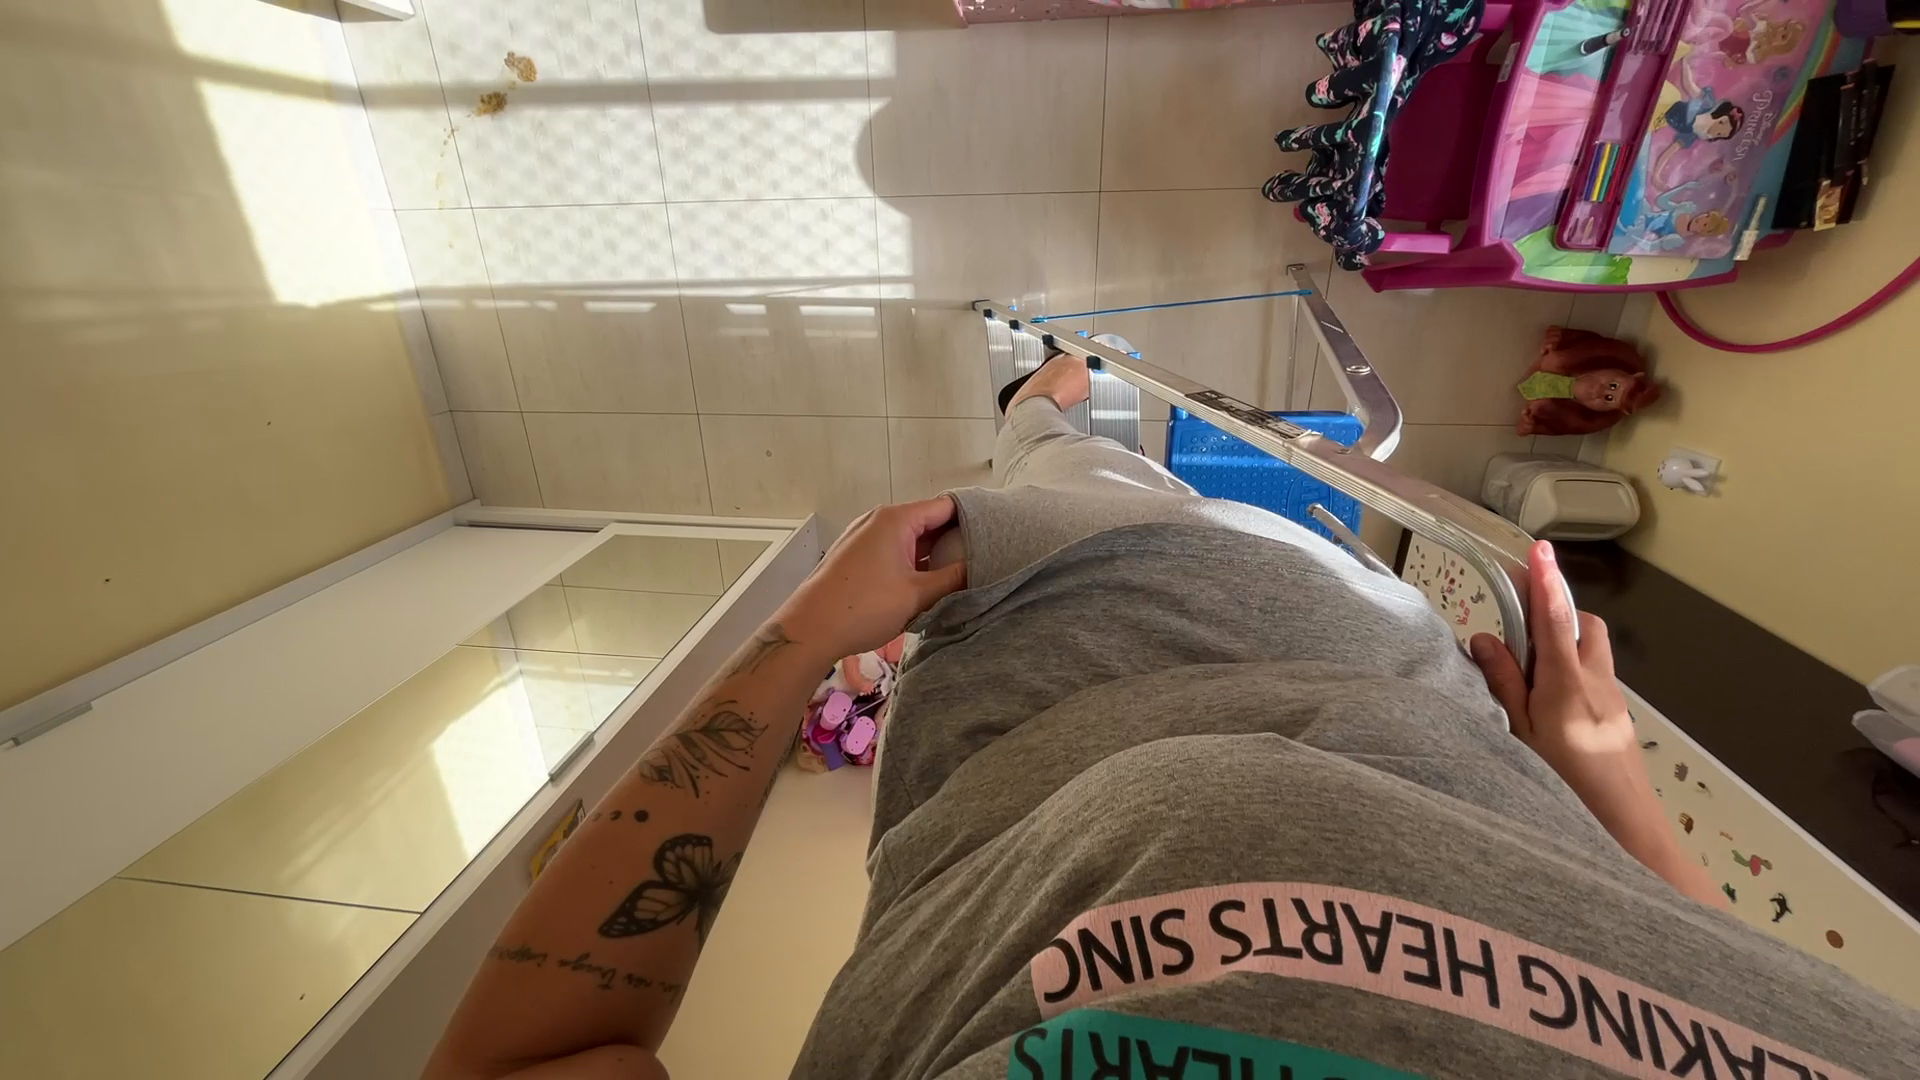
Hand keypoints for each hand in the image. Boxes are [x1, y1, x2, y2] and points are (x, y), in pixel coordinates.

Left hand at [774, 497, 967, 660]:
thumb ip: (954, 579)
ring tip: (960, 573)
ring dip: (932, 554)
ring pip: (910, 538)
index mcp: (895, 519)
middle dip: (954, 539)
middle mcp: (878, 520)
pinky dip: (913, 562)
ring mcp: (864, 537)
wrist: (809, 630)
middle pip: (928, 521)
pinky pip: (894, 550)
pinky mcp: (856, 556)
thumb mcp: (917, 595)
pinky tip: (927, 583)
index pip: (946, 507)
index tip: (997, 535)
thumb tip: (983, 569)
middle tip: (984, 559)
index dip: (973, 518)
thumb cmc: (863, 608)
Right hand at [1468, 541, 1640, 804]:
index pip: (1555, 618)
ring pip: (1590, 649)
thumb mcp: (1520, 732)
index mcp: (1567, 681)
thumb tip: (1485, 638)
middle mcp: (1596, 681)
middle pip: (1584, 626)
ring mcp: (1611, 698)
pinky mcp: (1615, 714)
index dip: (1547, 581)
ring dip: (1562, 639)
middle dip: (1556, 610)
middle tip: (1518, 621)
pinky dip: (1566, 667)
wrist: (1626, 827)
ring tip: (1525, 664)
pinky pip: (1590, 674)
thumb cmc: (1565, 781)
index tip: (1540, 549)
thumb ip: (1503, 682)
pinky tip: (1543, 696)